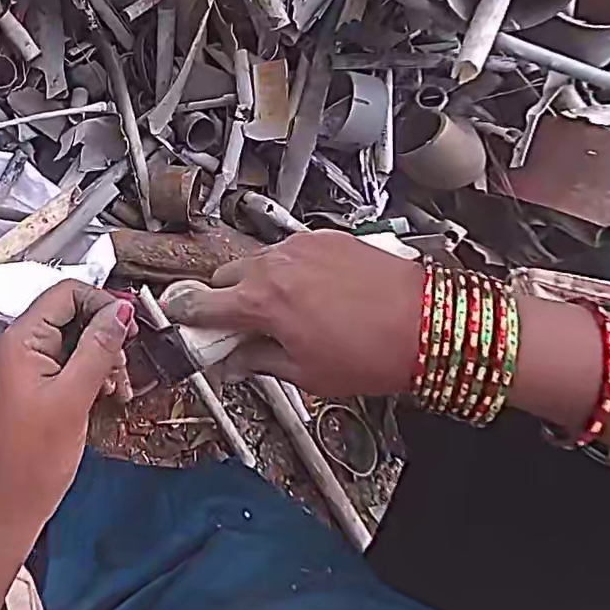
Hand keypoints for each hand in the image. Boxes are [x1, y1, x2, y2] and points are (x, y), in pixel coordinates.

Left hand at [0, 281, 133, 526]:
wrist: (8, 510)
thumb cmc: (33, 459)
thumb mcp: (72, 398)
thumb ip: (98, 348)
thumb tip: (122, 309)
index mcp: (23, 339)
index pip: (68, 292)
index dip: (102, 302)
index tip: (129, 328)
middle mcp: (27, 343)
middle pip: (76, 311)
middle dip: (107, 332)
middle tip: (125, 363)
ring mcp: (36, 364)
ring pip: (82, 336)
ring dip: (107, 354)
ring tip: (119, 384)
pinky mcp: (46, 383)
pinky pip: (78, 360)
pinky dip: (99, 370)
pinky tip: (111, 391)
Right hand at [163, 231, 423, 396]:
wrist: (428, 322)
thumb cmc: (376, 350)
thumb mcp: (307, 373)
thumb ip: (258, 360)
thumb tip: (236, 361)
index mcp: (263, 299)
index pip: (201, 303)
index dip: (184, 315)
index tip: (181, 321)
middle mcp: (276, 264)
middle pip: (224, 276)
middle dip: (226, 300)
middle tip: (242, 326)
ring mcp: (301, 246)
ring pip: (257, 261)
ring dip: (258, 284)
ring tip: (287, 312)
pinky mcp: (324, 237)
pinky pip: (289, 252)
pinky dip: (289, 271)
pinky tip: (312, 294)